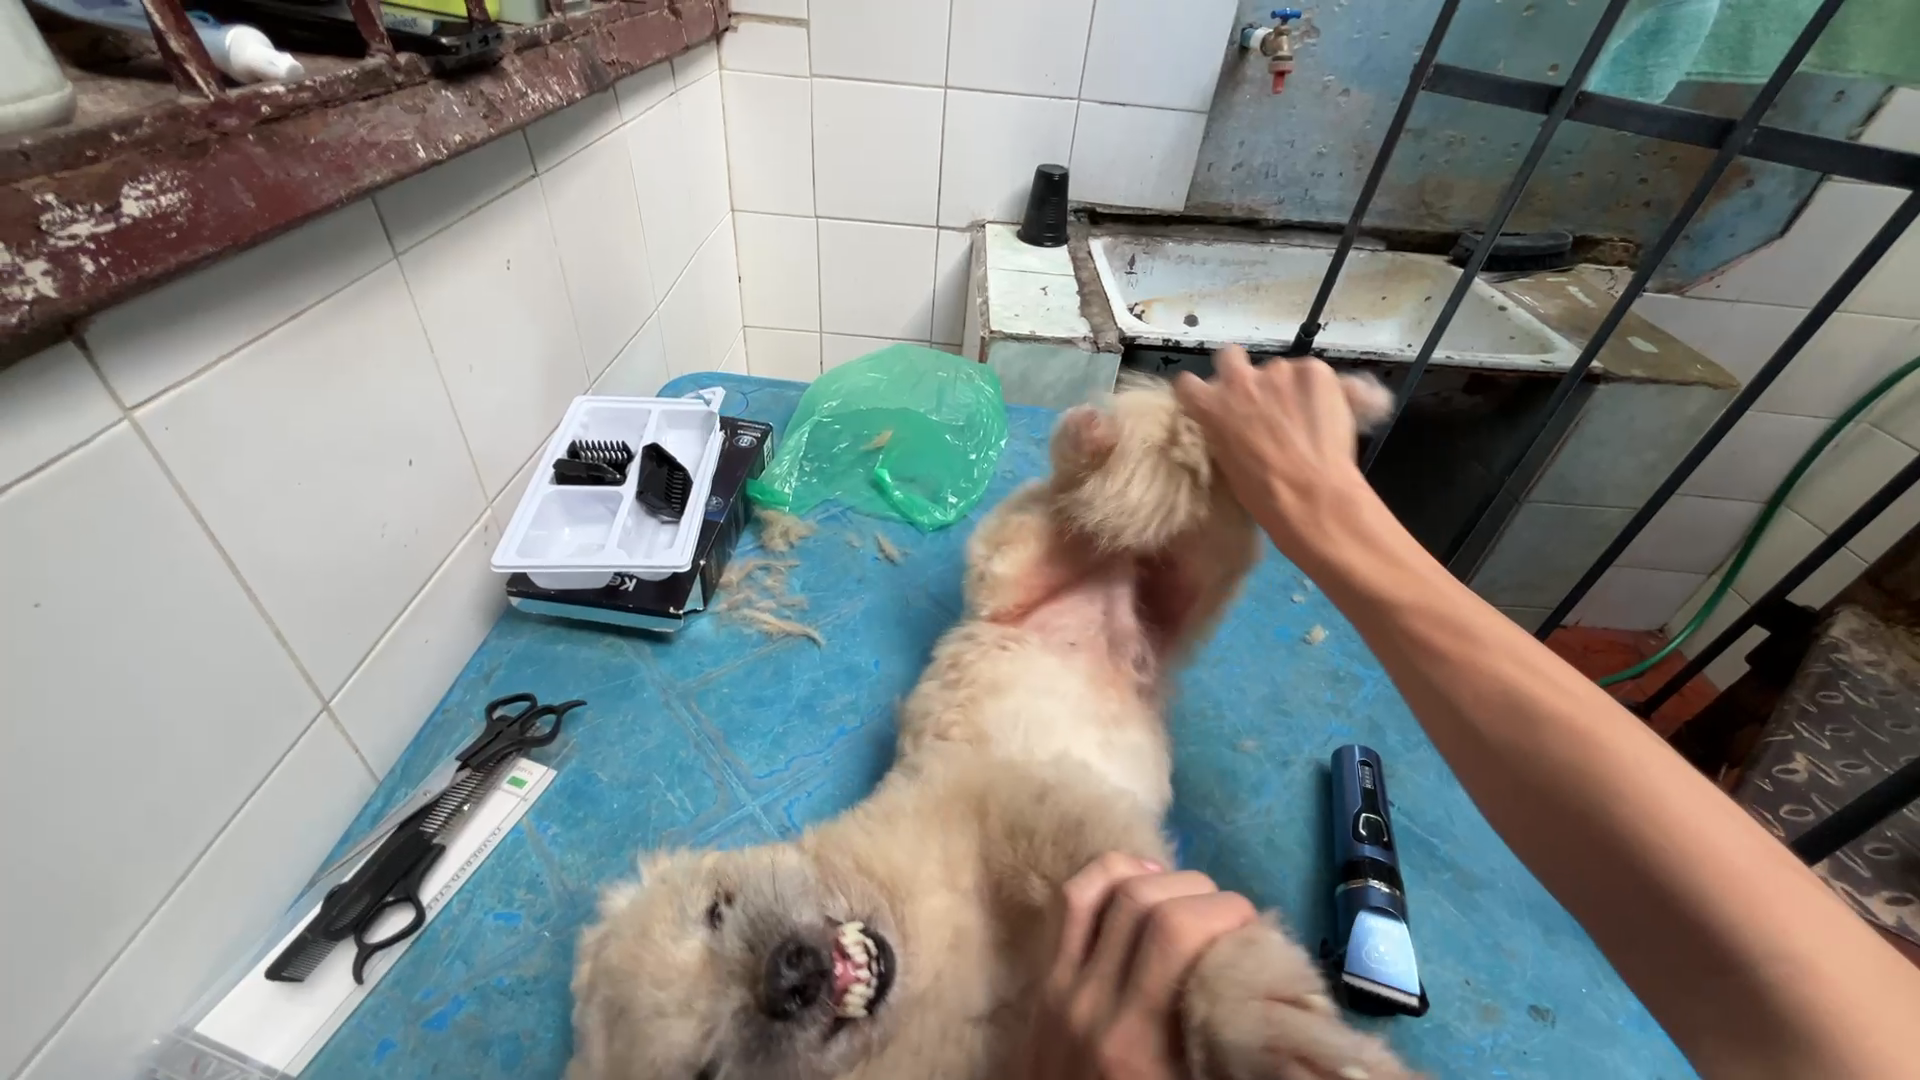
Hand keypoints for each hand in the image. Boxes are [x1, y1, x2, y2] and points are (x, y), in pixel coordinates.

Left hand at [1014, 854, 1258, 1079]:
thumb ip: (1242, 1062)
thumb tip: (1288, 1015)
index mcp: (1142, 1046)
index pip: (1178, 937)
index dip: (1225, 913)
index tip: (1255, 929)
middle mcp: (1098, 1004)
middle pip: (1148, 907)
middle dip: (1201, 893)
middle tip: (1231, 914)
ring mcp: (1063, 986)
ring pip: (1107, 892)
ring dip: (1158, 877)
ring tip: (1191, 893)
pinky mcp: (1043, 978)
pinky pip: (1068, 902)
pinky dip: (1106, 874)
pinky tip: (1139, 878)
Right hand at [1173, 346, 1378, 562]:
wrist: (1310, 494)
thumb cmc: (1262, 492)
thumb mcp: (1225, 459)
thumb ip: (1223, 430)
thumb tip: (1234, 423)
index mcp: (1209, 406)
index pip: (1187, 383)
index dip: (1201, 391)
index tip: (1211, 402)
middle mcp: (1237, 380)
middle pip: (1229, 356)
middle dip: (1239, 371)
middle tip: (1256, 397)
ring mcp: (1277, 371)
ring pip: (1278, 369)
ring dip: (1286, 386)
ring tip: (1304, 416)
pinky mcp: (1313, 370)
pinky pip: (1313, 373)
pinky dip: (1320, 389)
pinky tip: (1329, 412)